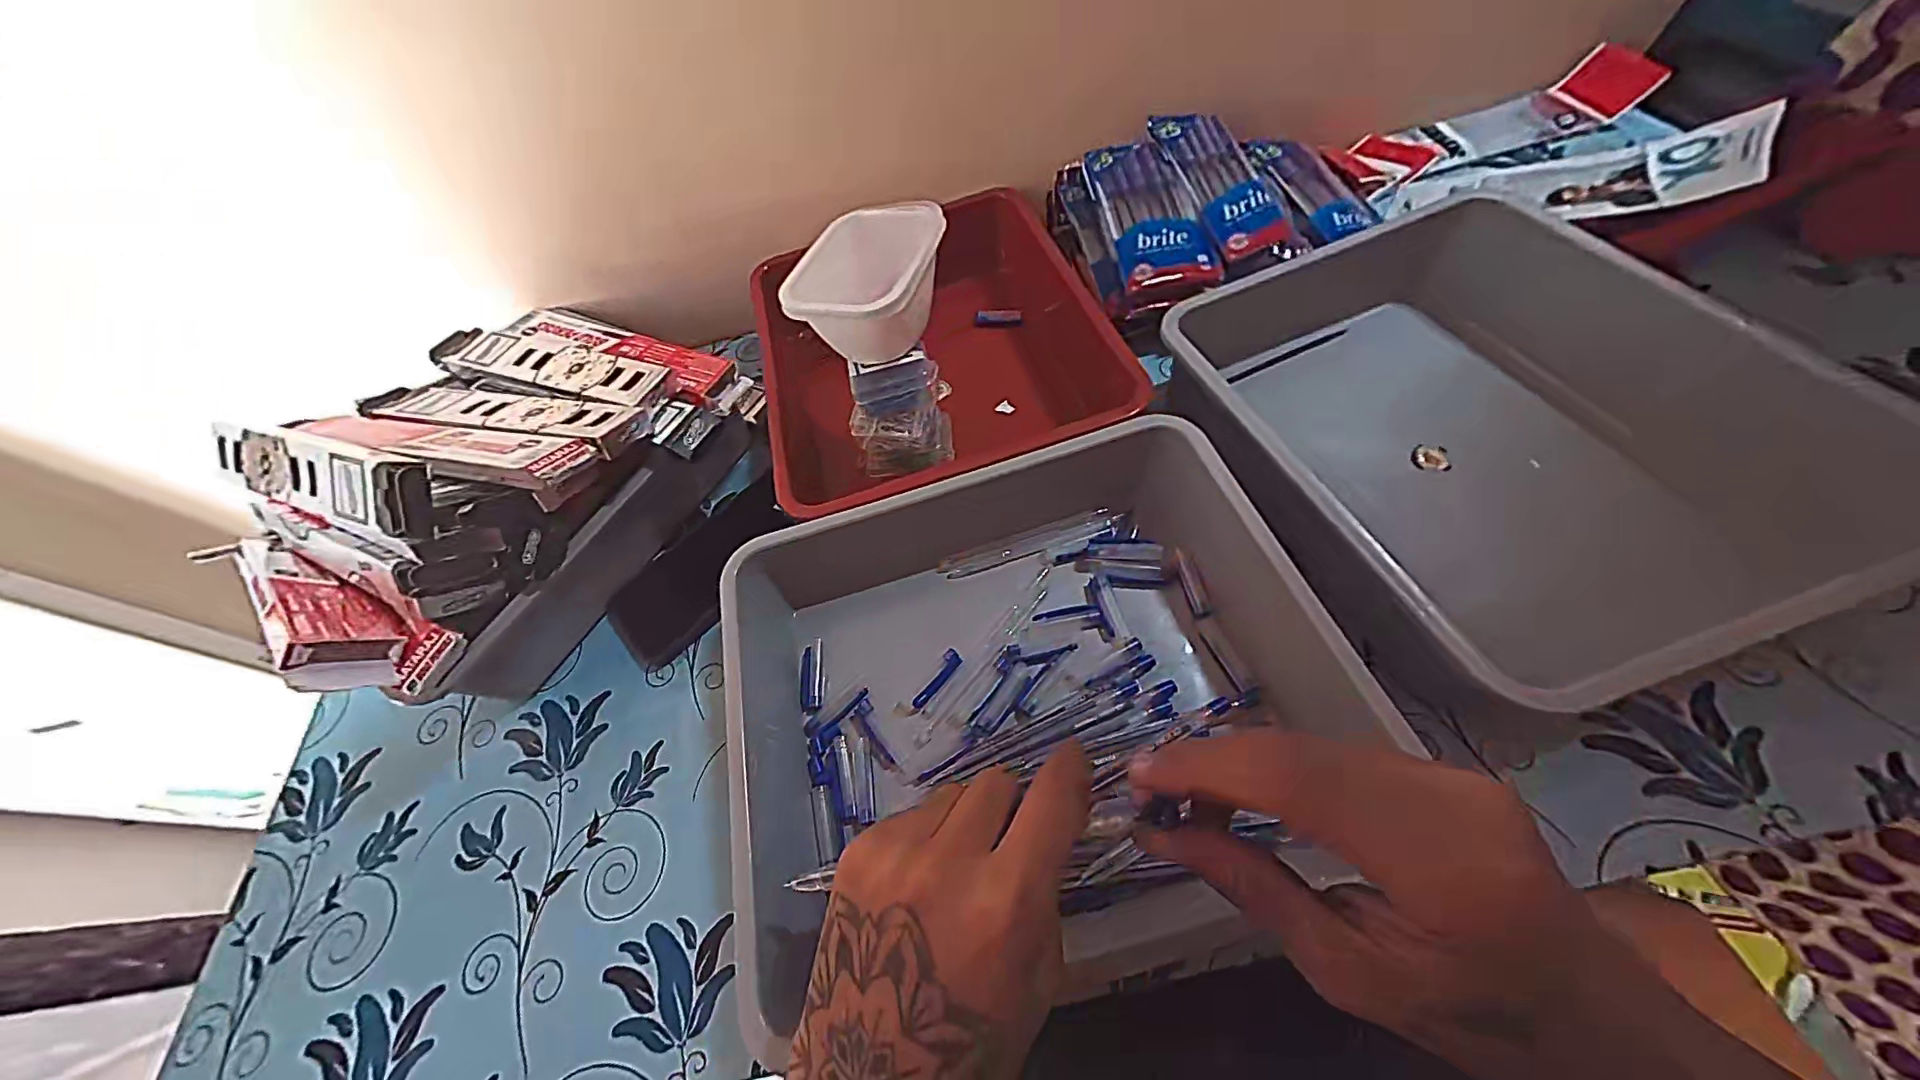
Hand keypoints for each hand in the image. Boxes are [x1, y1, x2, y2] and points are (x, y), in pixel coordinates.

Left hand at [787, 742, 1088, 1079]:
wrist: (868, 1068)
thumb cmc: (970, 1036)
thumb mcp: (1039, 974)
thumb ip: (1046, 888)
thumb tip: (1049, 821)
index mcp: (1006, 899)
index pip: (1050, 799)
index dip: (1069, 770)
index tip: (1073, 758)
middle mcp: (948, 862)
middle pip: (998, 781)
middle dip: (1013, 805)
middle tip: (1008, 841)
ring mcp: (895, 851)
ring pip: (954, 792)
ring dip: (968, 819)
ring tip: (958, 866)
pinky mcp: (858, 850)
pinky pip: (913, 814)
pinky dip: (928, 836)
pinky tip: (918, 881)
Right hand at [1129, 730, 1797, 1079]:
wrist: (1589, 1011)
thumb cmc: (1469, 1015)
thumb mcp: (1347, 973)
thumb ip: (1253, 888)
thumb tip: (1163, 833)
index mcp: (1438, 861)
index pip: (1295, 782)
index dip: (1206, 767)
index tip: (1140, 775)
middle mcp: (1446, 793)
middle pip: (1295, 750)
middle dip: (1209, 760)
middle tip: (1151, 787)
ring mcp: (1448, 770)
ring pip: (1308, 742)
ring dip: (1238, 762)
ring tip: (1190, 797)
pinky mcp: (1439, 764)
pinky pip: (1333, 752)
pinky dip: (1275, 766)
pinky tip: (1248, 793)